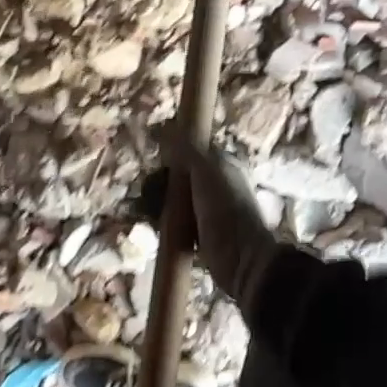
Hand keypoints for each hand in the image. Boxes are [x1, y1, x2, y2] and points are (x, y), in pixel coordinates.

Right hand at [154, 124, 281, 308]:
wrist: (242, 259)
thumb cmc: (226, 208)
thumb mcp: (206, 168)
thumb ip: (185, 147)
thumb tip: (161, 127)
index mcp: (222, 164)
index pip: (190, 149)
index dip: (172, 153)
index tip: (156, 159)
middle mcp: (215, 184)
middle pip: (178, 175)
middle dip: (161, 181)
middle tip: (149, 190)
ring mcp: (207, 210)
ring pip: (174, 200)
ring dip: (158, 203)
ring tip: (145, 210)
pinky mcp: (198, 234)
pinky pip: (174, 222)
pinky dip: (162, 223)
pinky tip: (151, 225)